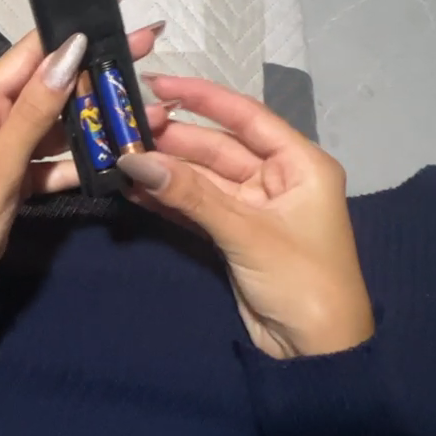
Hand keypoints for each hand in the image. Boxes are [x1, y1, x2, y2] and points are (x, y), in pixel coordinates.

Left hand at [0, 17, 168, 290]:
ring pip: (55, 126)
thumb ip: (34, 111)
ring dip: (92, 120)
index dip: (66, 36)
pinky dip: (79, 160)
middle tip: (142, 53)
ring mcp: (4, 151)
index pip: (24, 58)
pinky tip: (115, 153)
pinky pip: (53, 161)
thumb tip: (67, 52)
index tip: (110, 14)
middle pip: (46, 89)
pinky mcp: (16, 179)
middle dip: (91, 76)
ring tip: (140, 109)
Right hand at [116, 75, 373, 358]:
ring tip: (119, 157)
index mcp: (299, 164)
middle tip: (125, 130)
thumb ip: (190, 195)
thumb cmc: (301, 280)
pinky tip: (134, 191)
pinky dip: (168, 201)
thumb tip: (133, 161)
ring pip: (201, 180)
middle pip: (218, 148)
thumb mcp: (247, 232)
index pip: (246, 117)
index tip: (159, 84)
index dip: (203, 98)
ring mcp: (251, 209)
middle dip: (174, 140)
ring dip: (165, 172)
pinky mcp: (231, 236)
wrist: (315, 351)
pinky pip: (195, 209)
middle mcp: (276, 179)